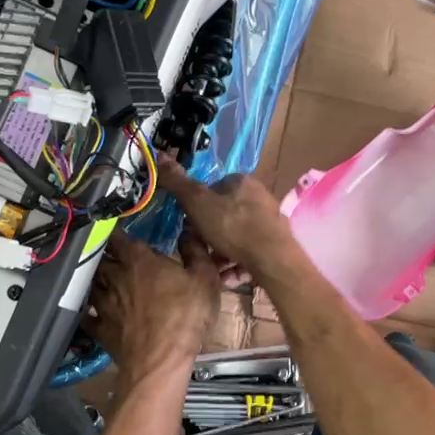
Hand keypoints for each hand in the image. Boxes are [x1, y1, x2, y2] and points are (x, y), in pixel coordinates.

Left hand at [87, 231, 219, 382]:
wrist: (161, 361)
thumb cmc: (186, 317)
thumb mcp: (205, 279)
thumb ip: (196, 251)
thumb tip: (189, 230)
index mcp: (139, 261)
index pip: (119, 237)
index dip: (116, 232)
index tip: (116, 228)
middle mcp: (116, 278)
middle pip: (101, 260)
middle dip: (105, 256)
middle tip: (111, 256)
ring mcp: (104, 305)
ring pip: (91, 285)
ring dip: (95, 281)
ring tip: (101, 281)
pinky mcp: (100, 329)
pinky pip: (87, 317)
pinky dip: (87, 312)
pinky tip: (90, 312)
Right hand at [155, 158, 303, 284]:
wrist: (272, 258)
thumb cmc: (232, 226)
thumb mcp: (197, 202)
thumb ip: (177, 183)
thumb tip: (159, 155)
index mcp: (241, 182)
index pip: (213, 190)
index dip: (197, 209)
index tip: (188, 227)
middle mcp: (259, 198)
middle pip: (225, 217)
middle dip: (209, 237)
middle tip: (197, 252)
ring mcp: (269, 223)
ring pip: (237, 239)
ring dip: (221, 256)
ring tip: (211, 272)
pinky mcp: (276, 246)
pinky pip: (249, 255)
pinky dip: (236, 267)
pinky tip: (227, 279)